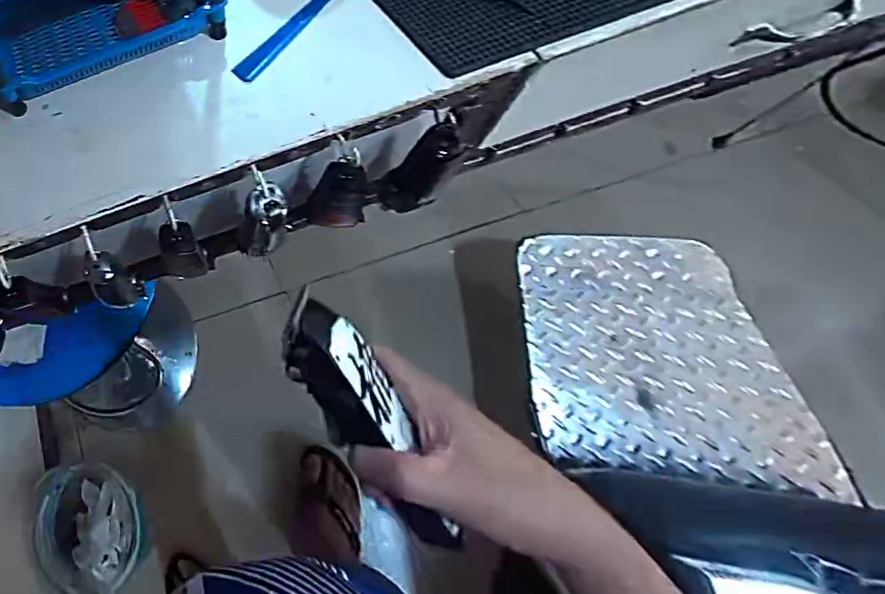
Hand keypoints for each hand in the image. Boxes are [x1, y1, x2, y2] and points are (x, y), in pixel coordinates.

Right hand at [350, 345, 629, 566]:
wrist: (565, 529)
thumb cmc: (506, 495)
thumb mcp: (442, 486)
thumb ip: (391, 470)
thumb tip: (351, 455)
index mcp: (430, 396)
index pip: (379, 357)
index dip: (348, 356)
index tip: (318, 374)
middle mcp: (433, 405)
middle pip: (379, 395)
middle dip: (357, 418)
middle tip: (343, 445)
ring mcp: (443, 431)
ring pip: (392, 428)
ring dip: (377, 451)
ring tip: (374, 483)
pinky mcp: (451, 456)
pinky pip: (408, 451)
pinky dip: (396, 468)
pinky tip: (398, 497)